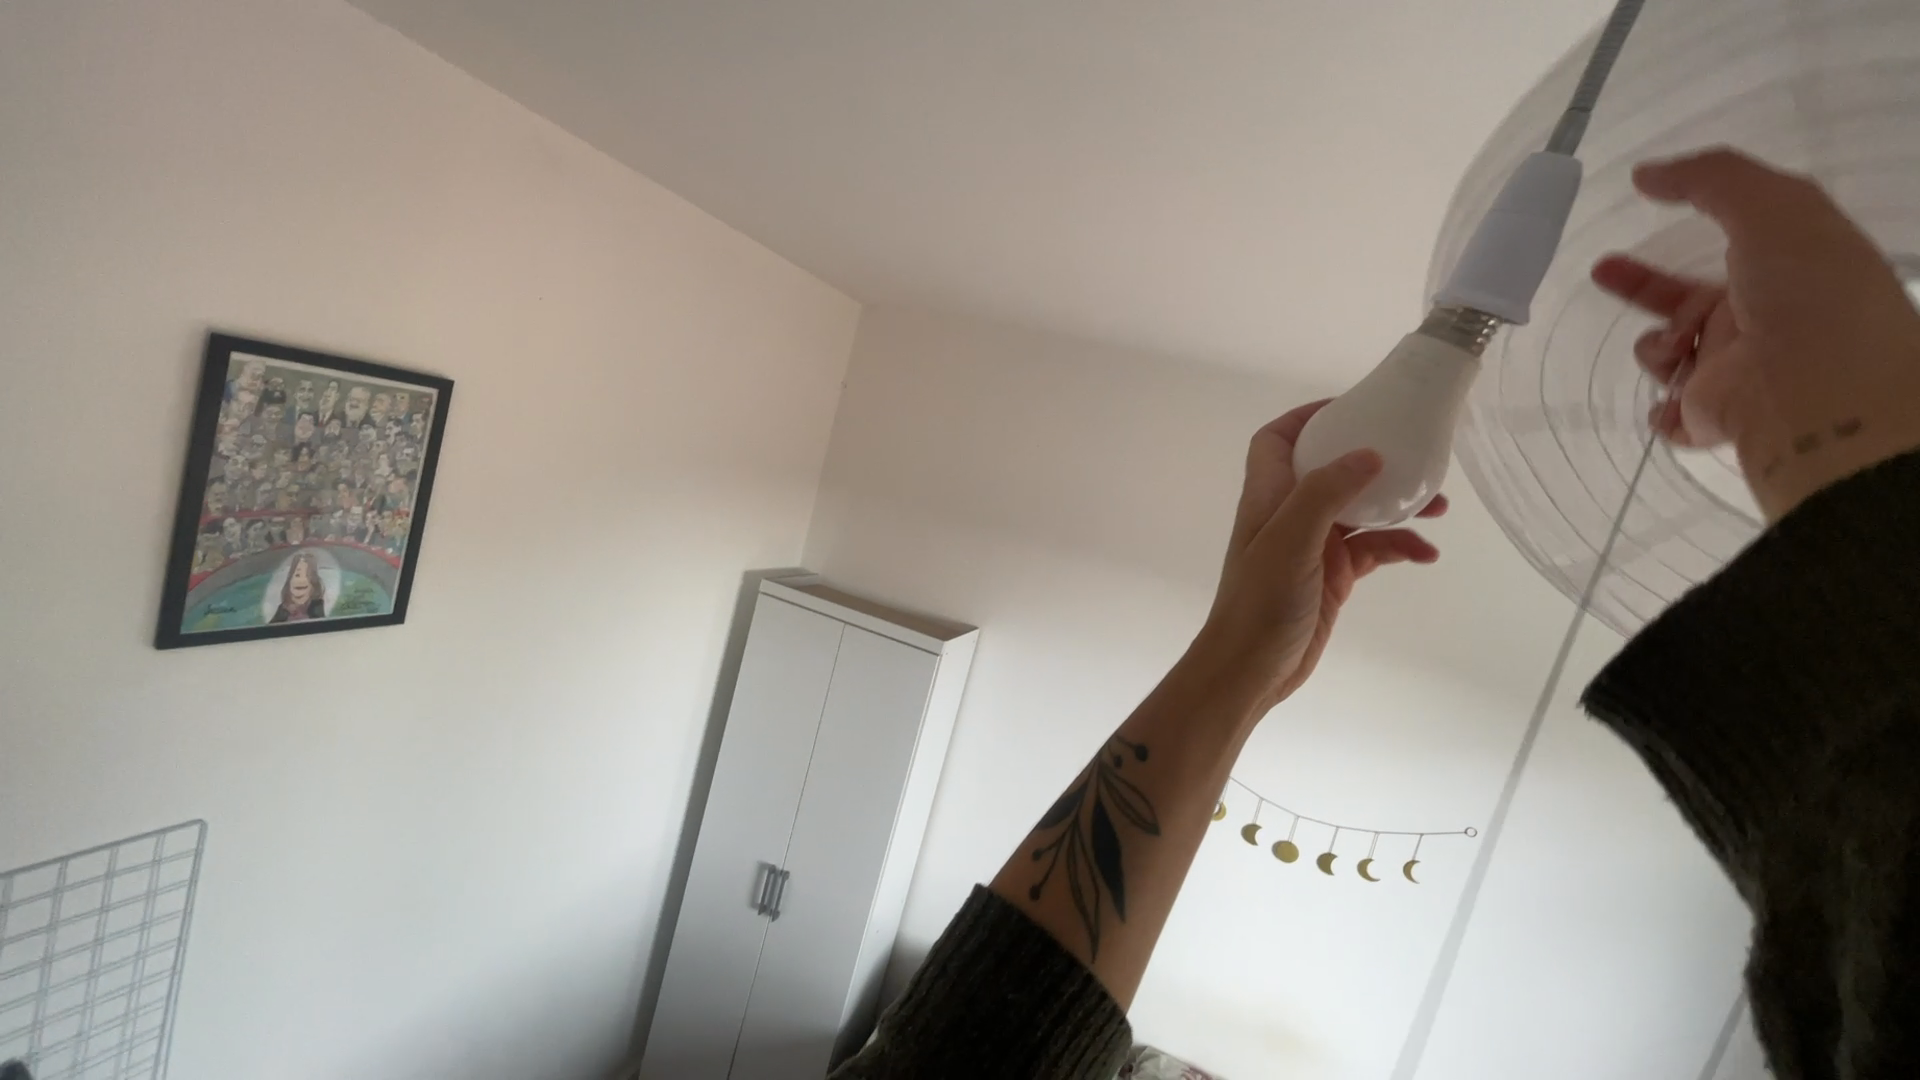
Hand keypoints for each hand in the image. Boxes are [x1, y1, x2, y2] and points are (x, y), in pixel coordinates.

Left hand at [1196, 400, 1443, 710]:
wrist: (1251, 668)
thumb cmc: (1260, 602)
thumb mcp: (1290, 540)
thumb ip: (1324, 494)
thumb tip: (1368, 453)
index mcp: (1268, 498)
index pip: (1275, 441)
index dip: (1305, 418)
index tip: (1352, 407)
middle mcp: (1288, 515)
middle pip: (1327, 469)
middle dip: (1369, 458)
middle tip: (1415, 451)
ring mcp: (1311, 547)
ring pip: (1358, 510)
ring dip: (1396, 504)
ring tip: (1440, 506)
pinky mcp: (1331, 577)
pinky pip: (1372, 550)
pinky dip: (1399, 547)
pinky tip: (1427, 554)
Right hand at [1592, 148, 1919, 519]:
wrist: (1812, 387)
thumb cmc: (1805, 294)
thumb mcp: (1773, 210)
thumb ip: (1711, 181)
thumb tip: (1643, 174)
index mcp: (1781, 276)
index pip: (1719, 253)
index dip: (1680, 236)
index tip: (1635, 231)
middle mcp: (1757, 322)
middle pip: (1681, 304)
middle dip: (1640, 291)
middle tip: (1599, 272)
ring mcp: (1732, 373)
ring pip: (1664, 356)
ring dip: (1657, 351)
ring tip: (1676, 352)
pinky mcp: (1708, 418)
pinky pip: (1666, 414)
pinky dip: (1662, 410)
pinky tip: (1674, 400)